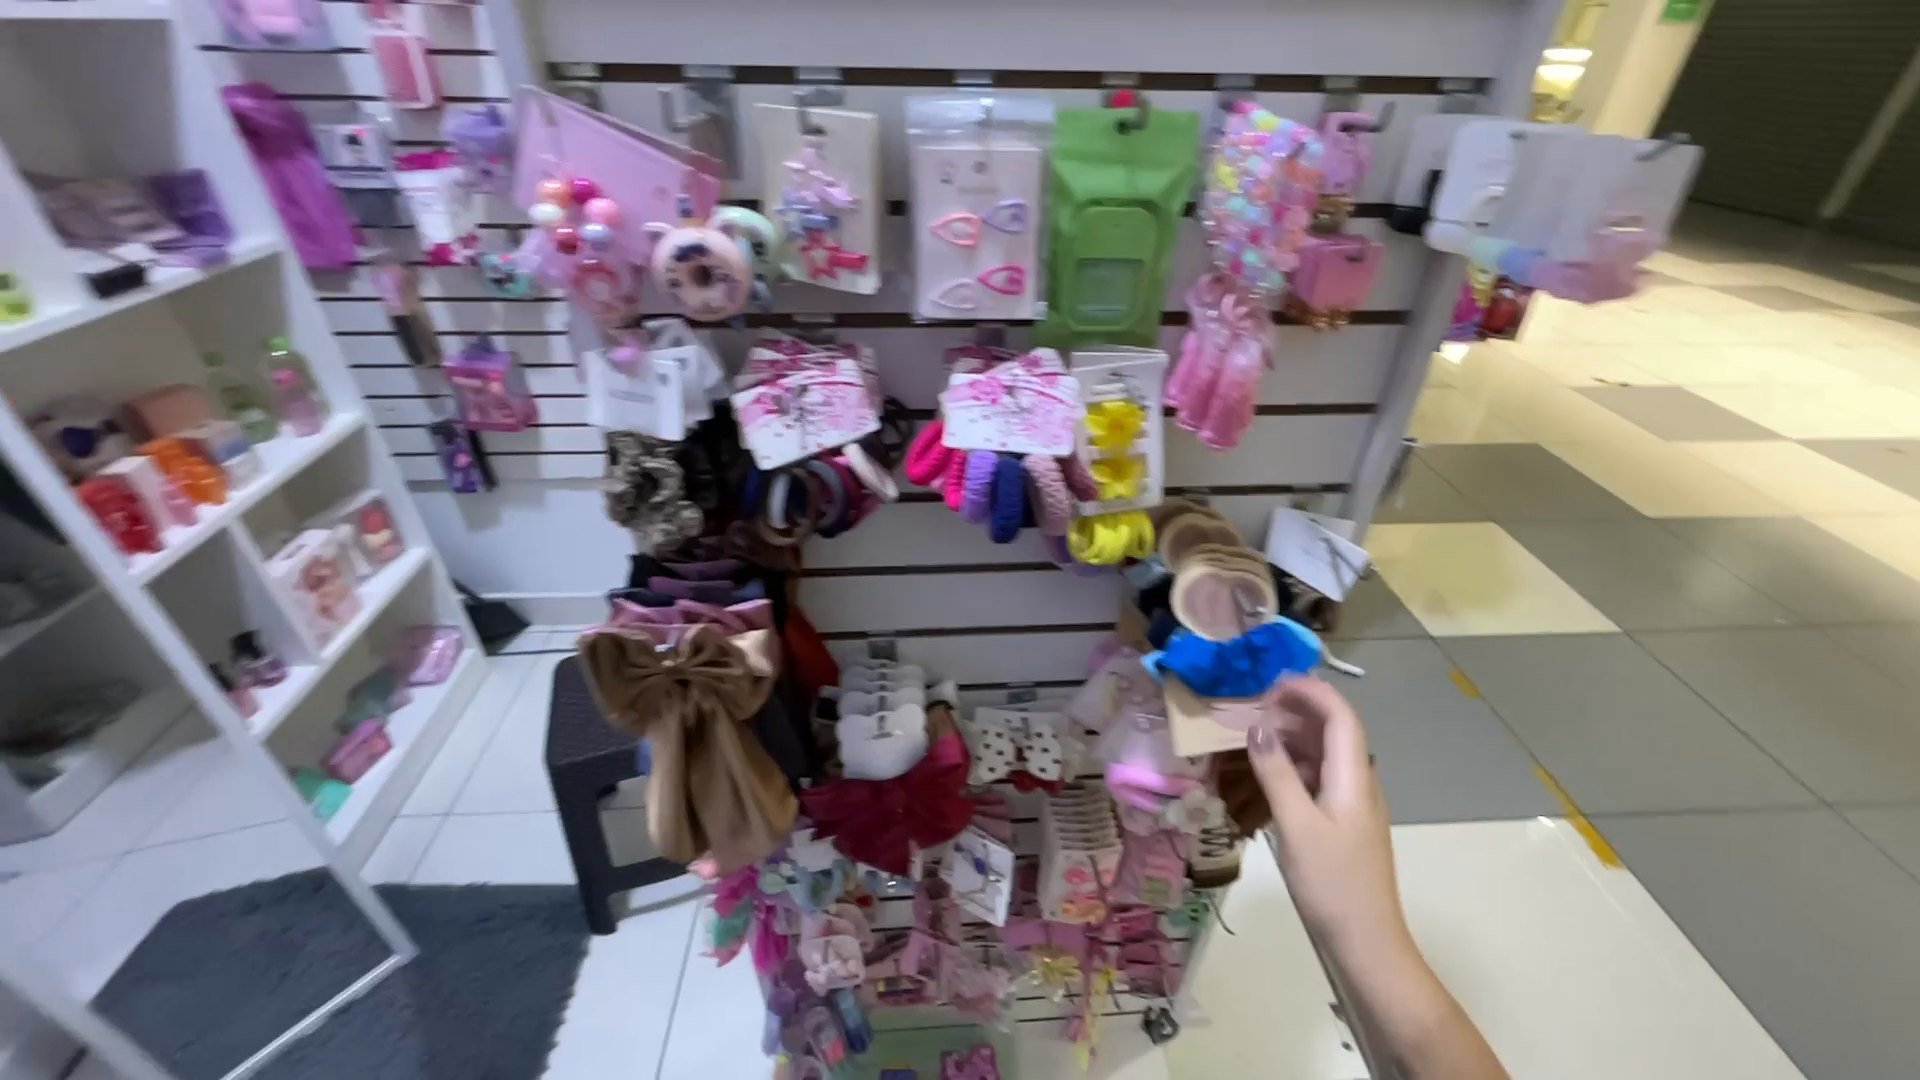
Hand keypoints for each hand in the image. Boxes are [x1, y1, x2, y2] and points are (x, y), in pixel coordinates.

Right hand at [1248, 677, 1408, 957]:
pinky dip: (1291, 764)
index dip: (1310, 691)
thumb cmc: (1332, 882)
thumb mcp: (1296, 824)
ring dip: (1290, 736)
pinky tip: (1265, 770)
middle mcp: (1358, 782)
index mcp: (1355, 777)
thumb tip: (1257, 726)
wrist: (1365, 943)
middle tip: (1250, 705)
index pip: (1340, 716)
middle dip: (1295, 709)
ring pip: (1323, 754)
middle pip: (1332, 730)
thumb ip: (1276, 771)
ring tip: (1251, 732)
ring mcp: (1351, 804)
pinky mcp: (1340, 823)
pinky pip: (1317, 777)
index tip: (1270, 682)